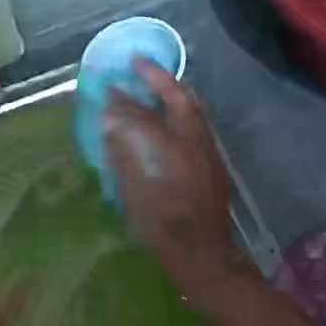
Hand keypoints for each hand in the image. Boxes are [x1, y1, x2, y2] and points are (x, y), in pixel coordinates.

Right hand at [103, 59, 252, 307]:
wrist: (203, 257)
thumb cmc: (164, 228)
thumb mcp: (135, 192)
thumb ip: (124, 152)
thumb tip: (112, 120)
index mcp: (175, 147)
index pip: (152, 107)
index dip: (138, 86)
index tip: (124, 69)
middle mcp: (196, 143)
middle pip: (182, 101)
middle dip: (161, 81)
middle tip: (139, 68)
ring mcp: (209, 155)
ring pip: (192, 115)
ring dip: (171, 97)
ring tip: (149, 91)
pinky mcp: (213, 168)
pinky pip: (195, 129)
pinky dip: (178, 117)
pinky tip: (163, 124)